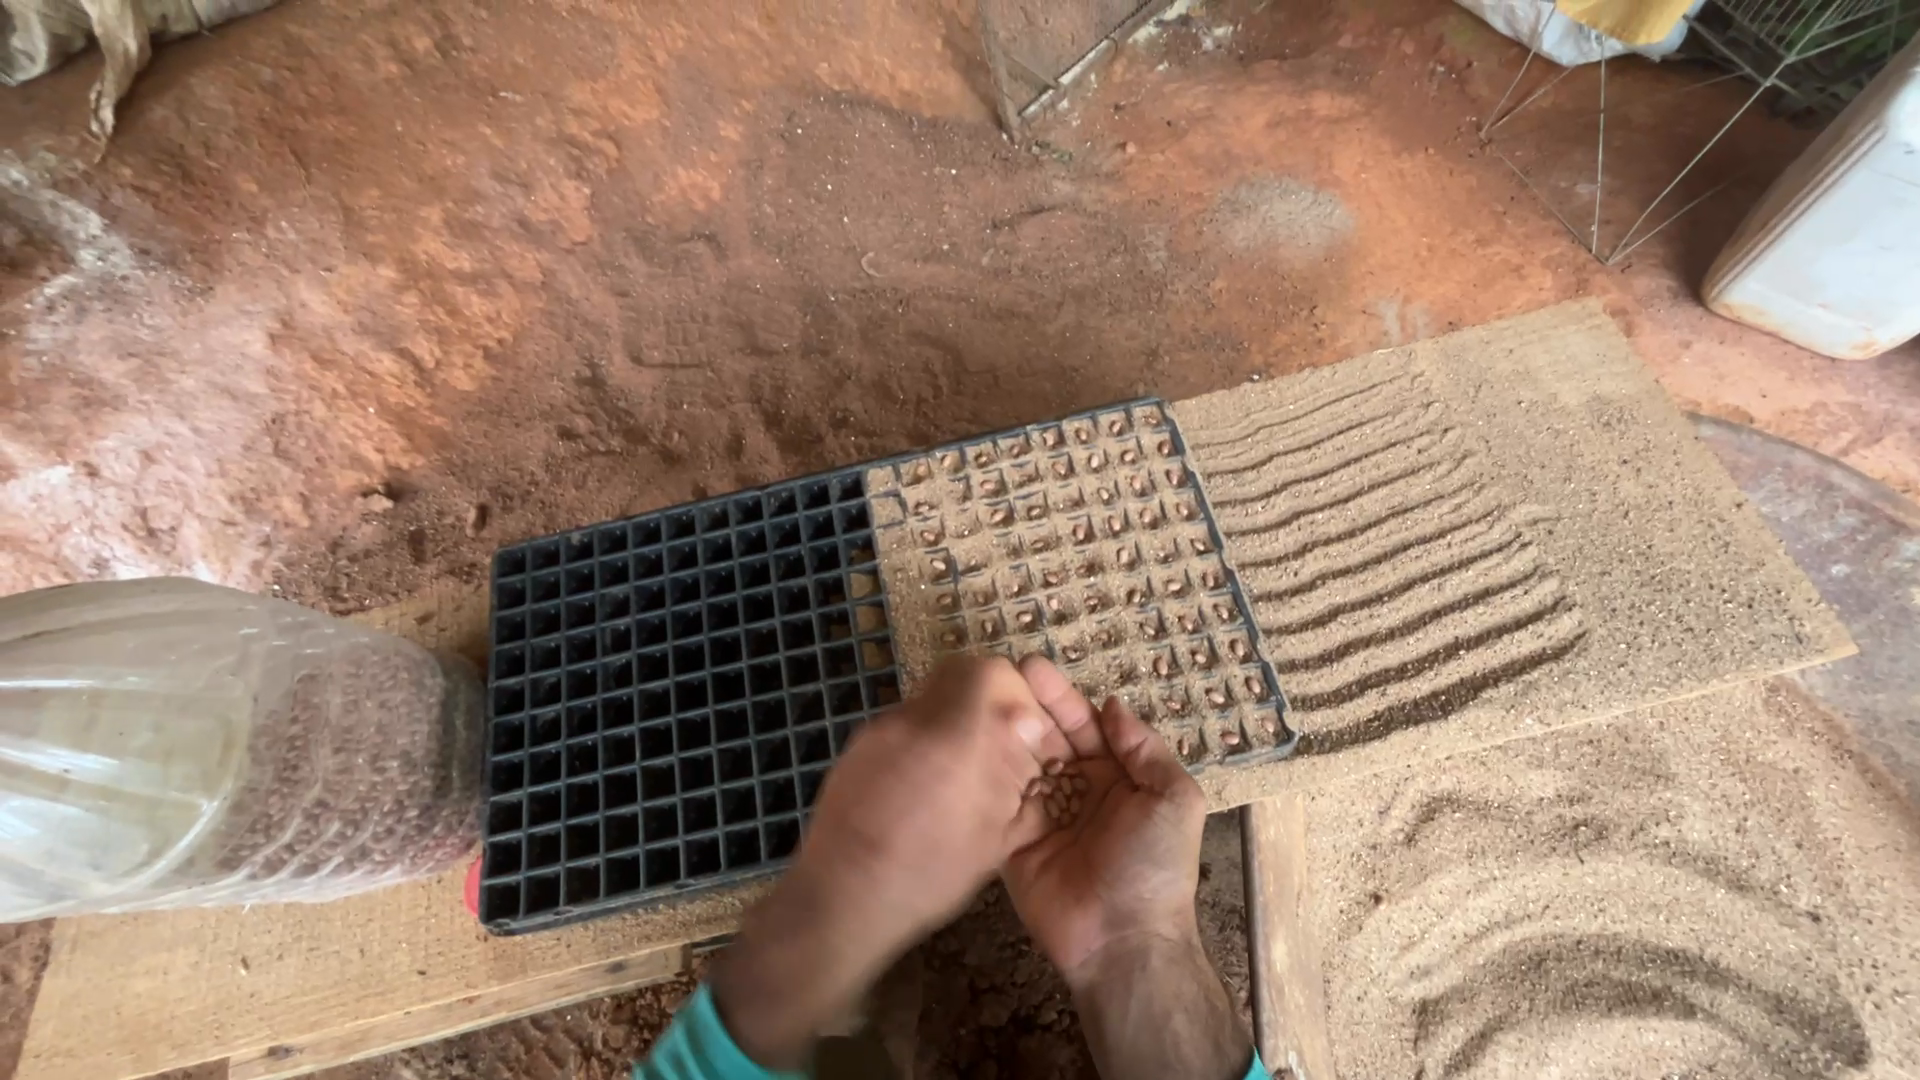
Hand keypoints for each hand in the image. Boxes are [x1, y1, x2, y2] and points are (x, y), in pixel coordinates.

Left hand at [710, 655, 1059, 1067]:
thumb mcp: (990, 838)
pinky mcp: (857, 744)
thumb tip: (1028, 727)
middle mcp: (911, 719)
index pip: (986, 671)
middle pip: (956, 674)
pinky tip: (925, 784)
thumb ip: (1013, 775)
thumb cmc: (925, 877)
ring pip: (929, 697)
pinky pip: (903, 723)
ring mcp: (878, 728)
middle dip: (985, 696)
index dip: (1011, 684)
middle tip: (997, 737)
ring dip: (954, 717)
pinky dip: (925, 738)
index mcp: (950, 738)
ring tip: (962, 768)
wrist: (839, 897)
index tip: (1021, 719)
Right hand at [1002, 656, 1207, 982]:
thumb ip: (1145, 749)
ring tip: (974, 700)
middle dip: (1025, 706)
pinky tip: (966, 744)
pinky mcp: (1013, 838)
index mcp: (1114, 775)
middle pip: (1046, 737)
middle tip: (995, 675)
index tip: (1031, 667)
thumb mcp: (1173, 799)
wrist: (1122, 941)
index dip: (1060, 697)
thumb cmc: (1153, 865)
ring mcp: (1041, 812)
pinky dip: (985, 773)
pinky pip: (999, 799)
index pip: (1083, 725)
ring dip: (1001, 733)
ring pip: (1019, 762)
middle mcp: (1075, 787)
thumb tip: (1111, 703)